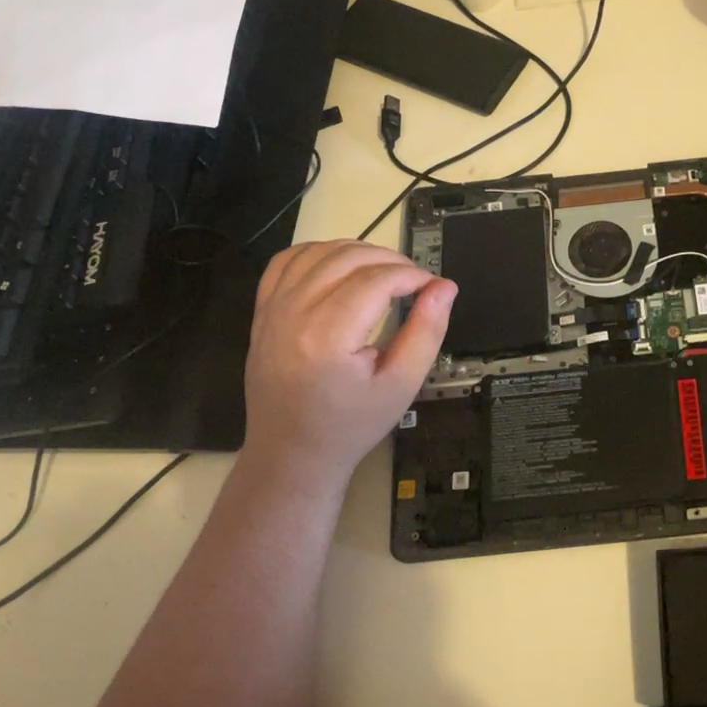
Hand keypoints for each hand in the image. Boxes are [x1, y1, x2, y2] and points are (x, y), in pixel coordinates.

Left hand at [242, 240, 455, 495]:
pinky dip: (316, 253)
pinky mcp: (261, 313)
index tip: (433, 287)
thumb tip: (445, 287)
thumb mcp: (401, 386)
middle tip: (415, 280)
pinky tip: (340, 265)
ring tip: (384, 271)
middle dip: (389, 259)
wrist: (292, 455)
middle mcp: (292, 315)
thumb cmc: (350, 426)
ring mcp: (271, 311)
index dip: (411, 274)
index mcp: (327, 337)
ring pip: (317, 252)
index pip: (375, 280)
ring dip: (356, 251)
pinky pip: (285, 262)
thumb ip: (426, 332)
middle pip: (347, 258)